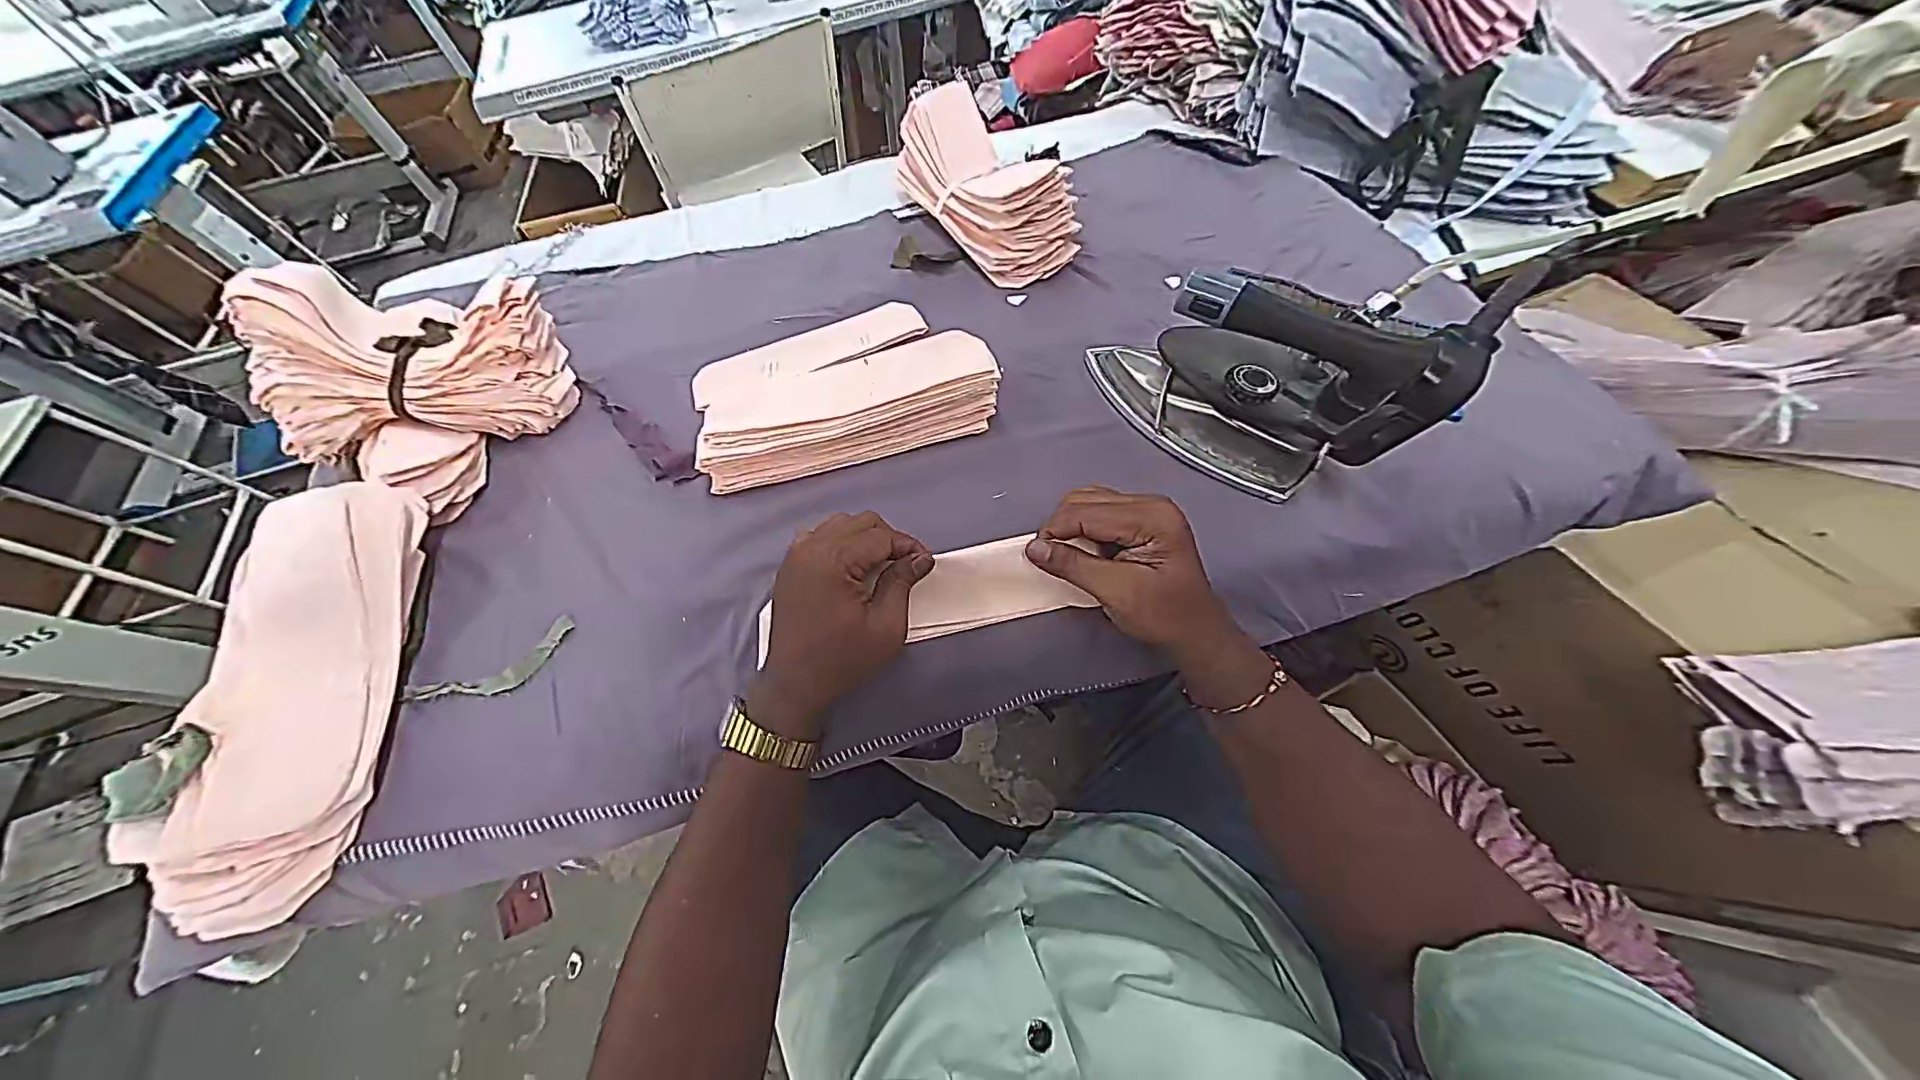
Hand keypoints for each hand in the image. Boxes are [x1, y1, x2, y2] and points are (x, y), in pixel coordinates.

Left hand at [750, 512, 933, 739]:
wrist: (795, 683)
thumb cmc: (842, 660)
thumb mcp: (886, 627)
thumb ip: (902, 583)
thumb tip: (919, 558)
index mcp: (833, 561)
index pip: (880, 536)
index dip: (908, 546)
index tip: (923, 562)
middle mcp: (810, 549)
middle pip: (860, 522)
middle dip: (888, 538)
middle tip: (905, 564)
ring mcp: (796, 556)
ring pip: (839, 524)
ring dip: (864, 537)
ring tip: (881, 565)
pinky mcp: (789, 566)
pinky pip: (819, 536)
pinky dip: (840, 542)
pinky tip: (851, 565)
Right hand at [1025, 488, 1270, 707]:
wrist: (1195, 631)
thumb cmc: (1165, 615)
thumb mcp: (1116, 592)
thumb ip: (1073, 566)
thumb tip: (1035, 548)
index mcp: (1152, 516)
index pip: (1087, 511)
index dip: (1056, 531)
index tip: (1038, 556)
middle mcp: (1151, 504)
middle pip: (1085, 500)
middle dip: (1062, 528)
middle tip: (1053, 560)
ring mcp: (1147, 510)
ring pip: (1088, 503)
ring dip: (1071, 529)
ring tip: (1071, 559)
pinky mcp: (1140, 520)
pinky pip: (1098, 514)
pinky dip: (1083, 531)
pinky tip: (1087, 554)